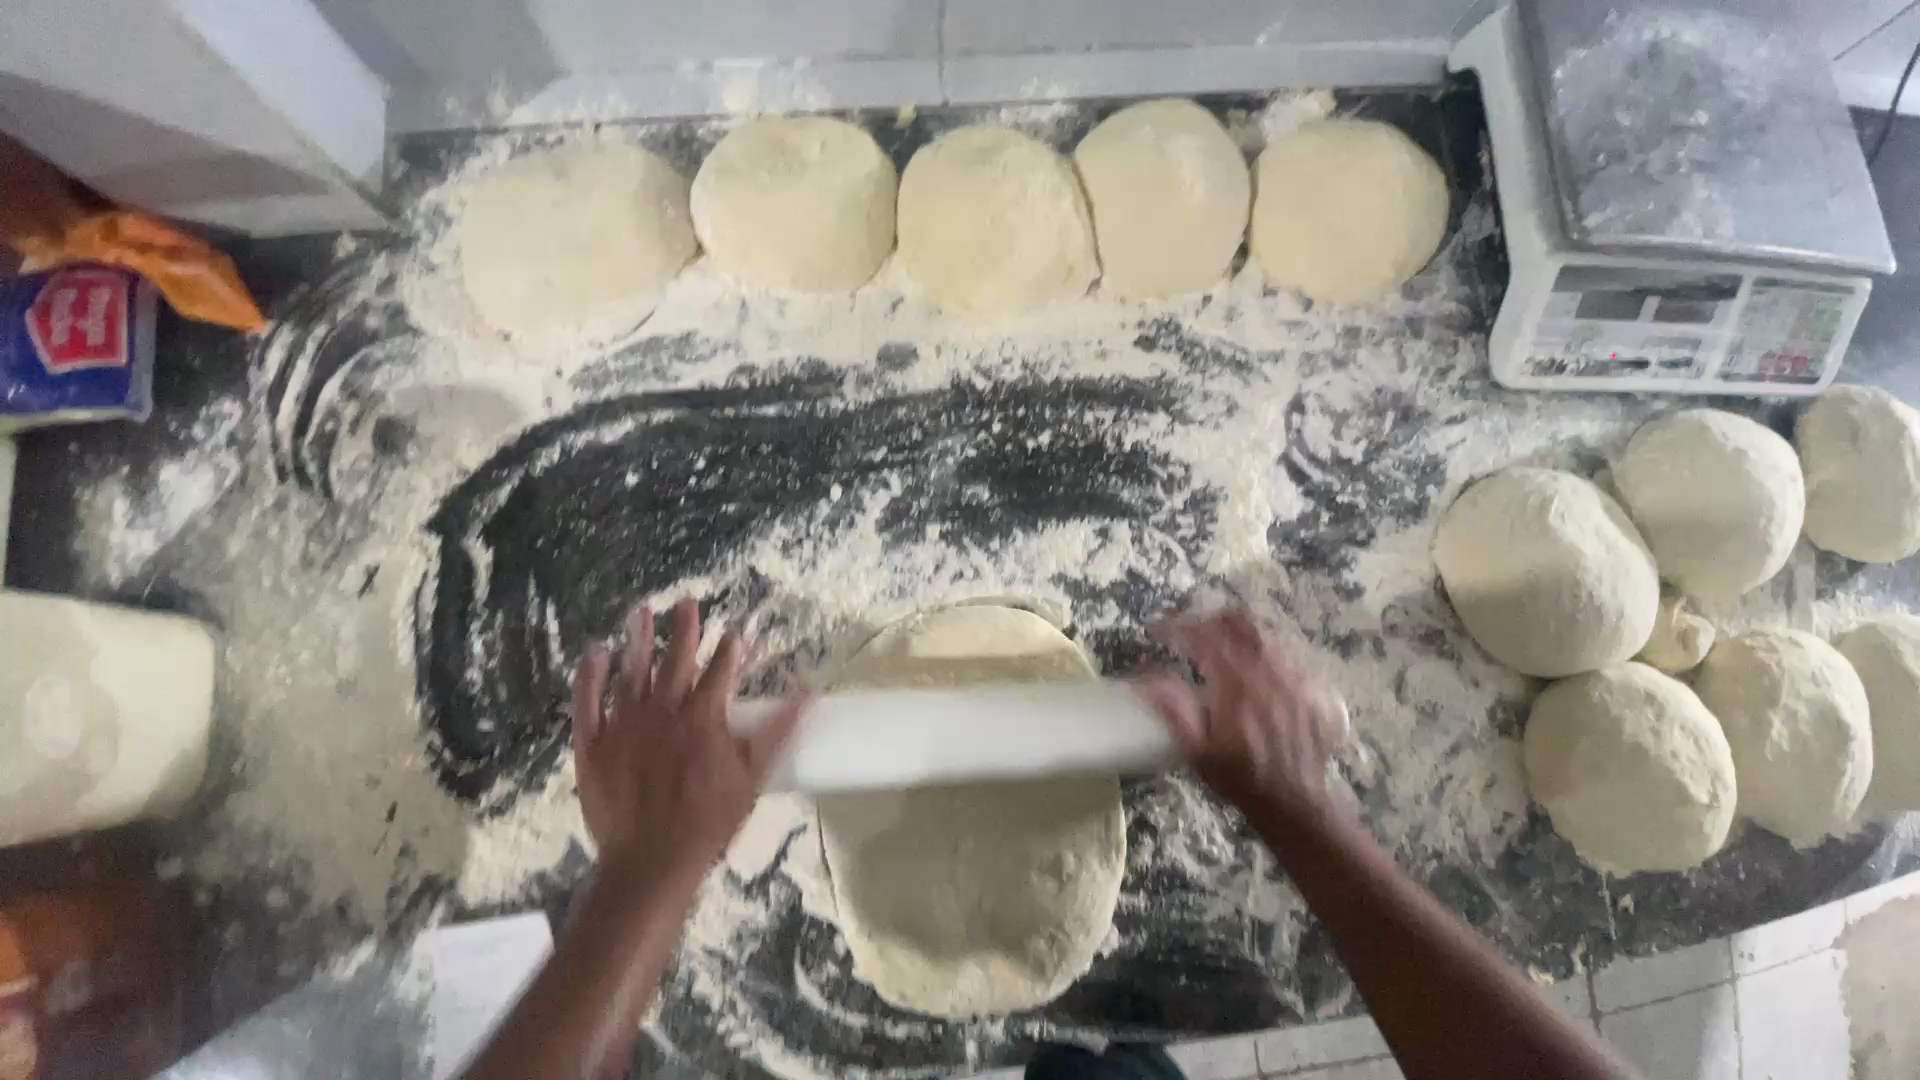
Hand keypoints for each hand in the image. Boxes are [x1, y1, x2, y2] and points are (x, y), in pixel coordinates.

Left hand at [569, 598, 807, 896]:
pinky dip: (590, 675)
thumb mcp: (754, 777)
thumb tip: (808, 690)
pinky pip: (587, 701)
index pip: (721, 671)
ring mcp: (624, 726)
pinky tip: (595, 650)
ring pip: (630, 672)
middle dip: (684, 630)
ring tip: (641, 610)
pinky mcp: (592, 744)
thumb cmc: (709, 821)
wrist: (650, 863)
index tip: (735, 629)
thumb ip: (780, 730)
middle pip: (675, 661)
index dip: (730, 648)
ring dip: (638, 639)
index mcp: (703, 717)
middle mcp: (662, 711)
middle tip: (687, 602)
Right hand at [1134, 610, 1345, 830]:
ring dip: (1238, 629)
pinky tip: (1255, 661)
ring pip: (1264, 636)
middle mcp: (1266, 675)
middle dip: (1210, 617)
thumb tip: (1143, 677)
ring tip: (1220, 635)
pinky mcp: (1309, 690)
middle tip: (1191, 624)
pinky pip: (1286, 655)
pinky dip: (1265, 649)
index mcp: (1234, 686)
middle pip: (1239, 625)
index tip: (1160, 628)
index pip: (1204, 638)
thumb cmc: (1239, 778)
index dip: (1179, 626)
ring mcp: (1292, 680)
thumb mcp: (1196, 751)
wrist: (1294, 804)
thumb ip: (1172, 709)